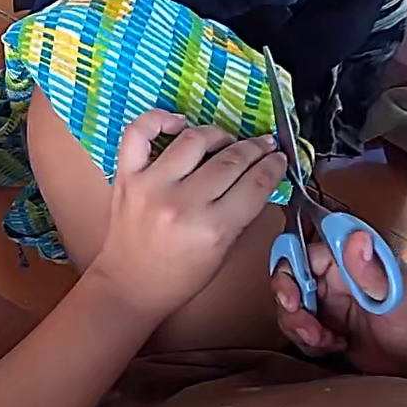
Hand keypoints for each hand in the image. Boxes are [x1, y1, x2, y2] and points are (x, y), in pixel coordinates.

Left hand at [88, 111, 287, 324]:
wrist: (131, 287)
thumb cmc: (180, 277)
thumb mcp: (223, 253)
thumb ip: (241, 215)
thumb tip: (260, 179)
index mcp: (212, 229)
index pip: (255, 184)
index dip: (273, 166)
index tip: (279, 158)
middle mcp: (182, 203)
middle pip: (231, 159)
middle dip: (255, 149)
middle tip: (264, 145)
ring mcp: (151, 186)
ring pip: (195, 139)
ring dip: (219, 134)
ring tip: (227, 141)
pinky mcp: (126, 177)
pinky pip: (139, 133)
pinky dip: (159, 119)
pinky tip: (179, 123)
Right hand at [272, 229, 406, 378]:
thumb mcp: (397, 297)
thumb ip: (370, 271)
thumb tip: (355, 237)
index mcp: (354, 259)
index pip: (307, 252)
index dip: (290, 270)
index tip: (291, 296)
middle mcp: (341, 277)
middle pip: (293, 281)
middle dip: (291, 306)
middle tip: (308, 328)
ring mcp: (335, 305)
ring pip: (294, 308)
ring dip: (300, 327)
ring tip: (324, 342)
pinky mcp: (332, 330)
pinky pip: (303, 332)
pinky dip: (310, 343)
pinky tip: (334, 348)